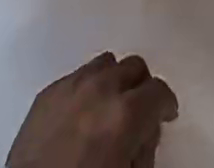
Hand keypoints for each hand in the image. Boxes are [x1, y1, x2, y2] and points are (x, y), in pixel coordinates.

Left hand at [7, 53, 178, 167]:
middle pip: (133, 66)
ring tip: (111, 107)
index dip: (166, 104)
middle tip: (141, 111)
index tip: (166, 115)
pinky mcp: (48, 91)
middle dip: (142, 86)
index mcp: (125, 113)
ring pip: (105, 64)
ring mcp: (71, 85)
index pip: (159, 91)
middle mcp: (100, 88)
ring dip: (114, 80)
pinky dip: (88, 87)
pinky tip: (84, 112)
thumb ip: (145, 149)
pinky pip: (77, 75)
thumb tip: (146, 130)